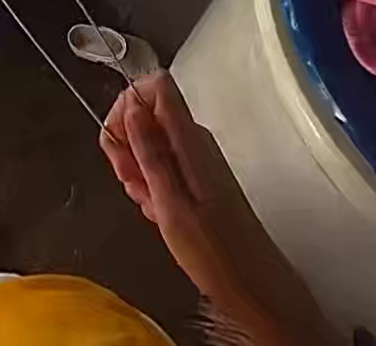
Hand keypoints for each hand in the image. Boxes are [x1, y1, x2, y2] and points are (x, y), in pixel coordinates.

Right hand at [101, 72, 333, 344]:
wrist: (257, 291)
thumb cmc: (213, 253)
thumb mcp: (169, 203)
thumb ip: (149, 149)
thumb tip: (131, 103)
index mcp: (188, 137)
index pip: (156, 84)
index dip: (128, 101)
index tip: (119, 139)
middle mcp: (194, 136)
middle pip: (146, 111)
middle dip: (127, 141)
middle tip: (131, 182)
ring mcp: (197, 153)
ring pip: (150, 137)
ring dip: (136, 165)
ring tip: (146, 201)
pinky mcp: (198, 171)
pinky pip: (162, 158)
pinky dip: (149, 178)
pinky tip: (155, 207)